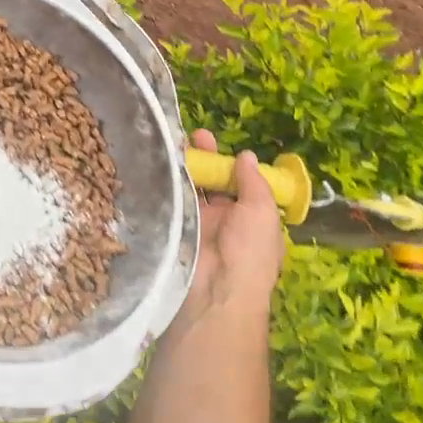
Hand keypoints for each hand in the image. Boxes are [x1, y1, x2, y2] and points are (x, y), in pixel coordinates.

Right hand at [176, 130, 283, 328]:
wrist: (213, 288)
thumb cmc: (248, 251)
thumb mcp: (262, 213)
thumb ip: (254, 183)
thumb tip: (247, 156)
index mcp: (253, 220)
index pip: (243, 187)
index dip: (234, 165)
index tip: (224, 145)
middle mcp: (226, 220)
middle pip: (215, 183)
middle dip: (206, 159)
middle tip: (194, 134)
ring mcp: (198, 222)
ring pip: (191, 186)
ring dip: (185, 164)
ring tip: (175, 139)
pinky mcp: (174, 224)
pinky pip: (171, 195)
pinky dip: (166, 177)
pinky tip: (160, 157)